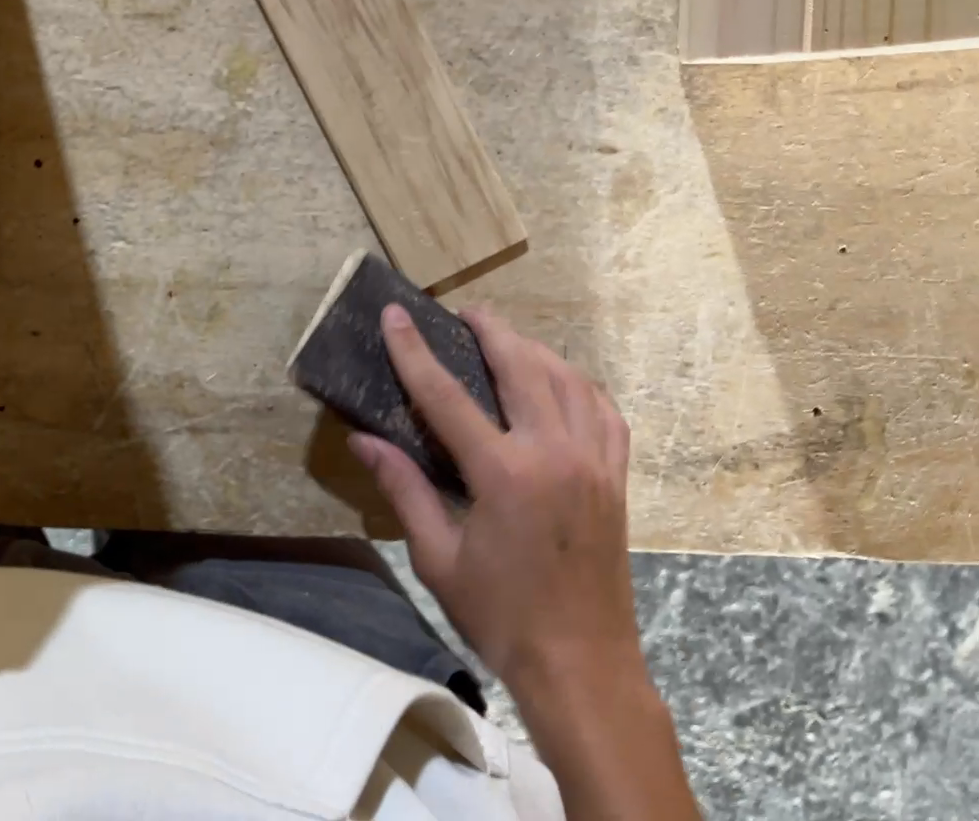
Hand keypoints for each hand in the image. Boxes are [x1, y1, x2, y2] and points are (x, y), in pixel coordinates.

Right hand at [349, 305, 641, 692]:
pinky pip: (605, 414)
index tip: (396, 315)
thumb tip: (362, 439)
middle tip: (461, 313)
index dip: (415, 351)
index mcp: (505, 474)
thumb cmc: (499, 614)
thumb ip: (403, 488)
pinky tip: (561, 382)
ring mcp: (595, 466)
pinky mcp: (615, 482)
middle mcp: (556, 456)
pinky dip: (580, 385)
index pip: (447, 395)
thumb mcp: (436, 555)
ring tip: (504, 336)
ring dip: (534, 350)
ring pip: (569, 382)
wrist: (583, 665)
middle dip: (489, 331)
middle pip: (522, 369)